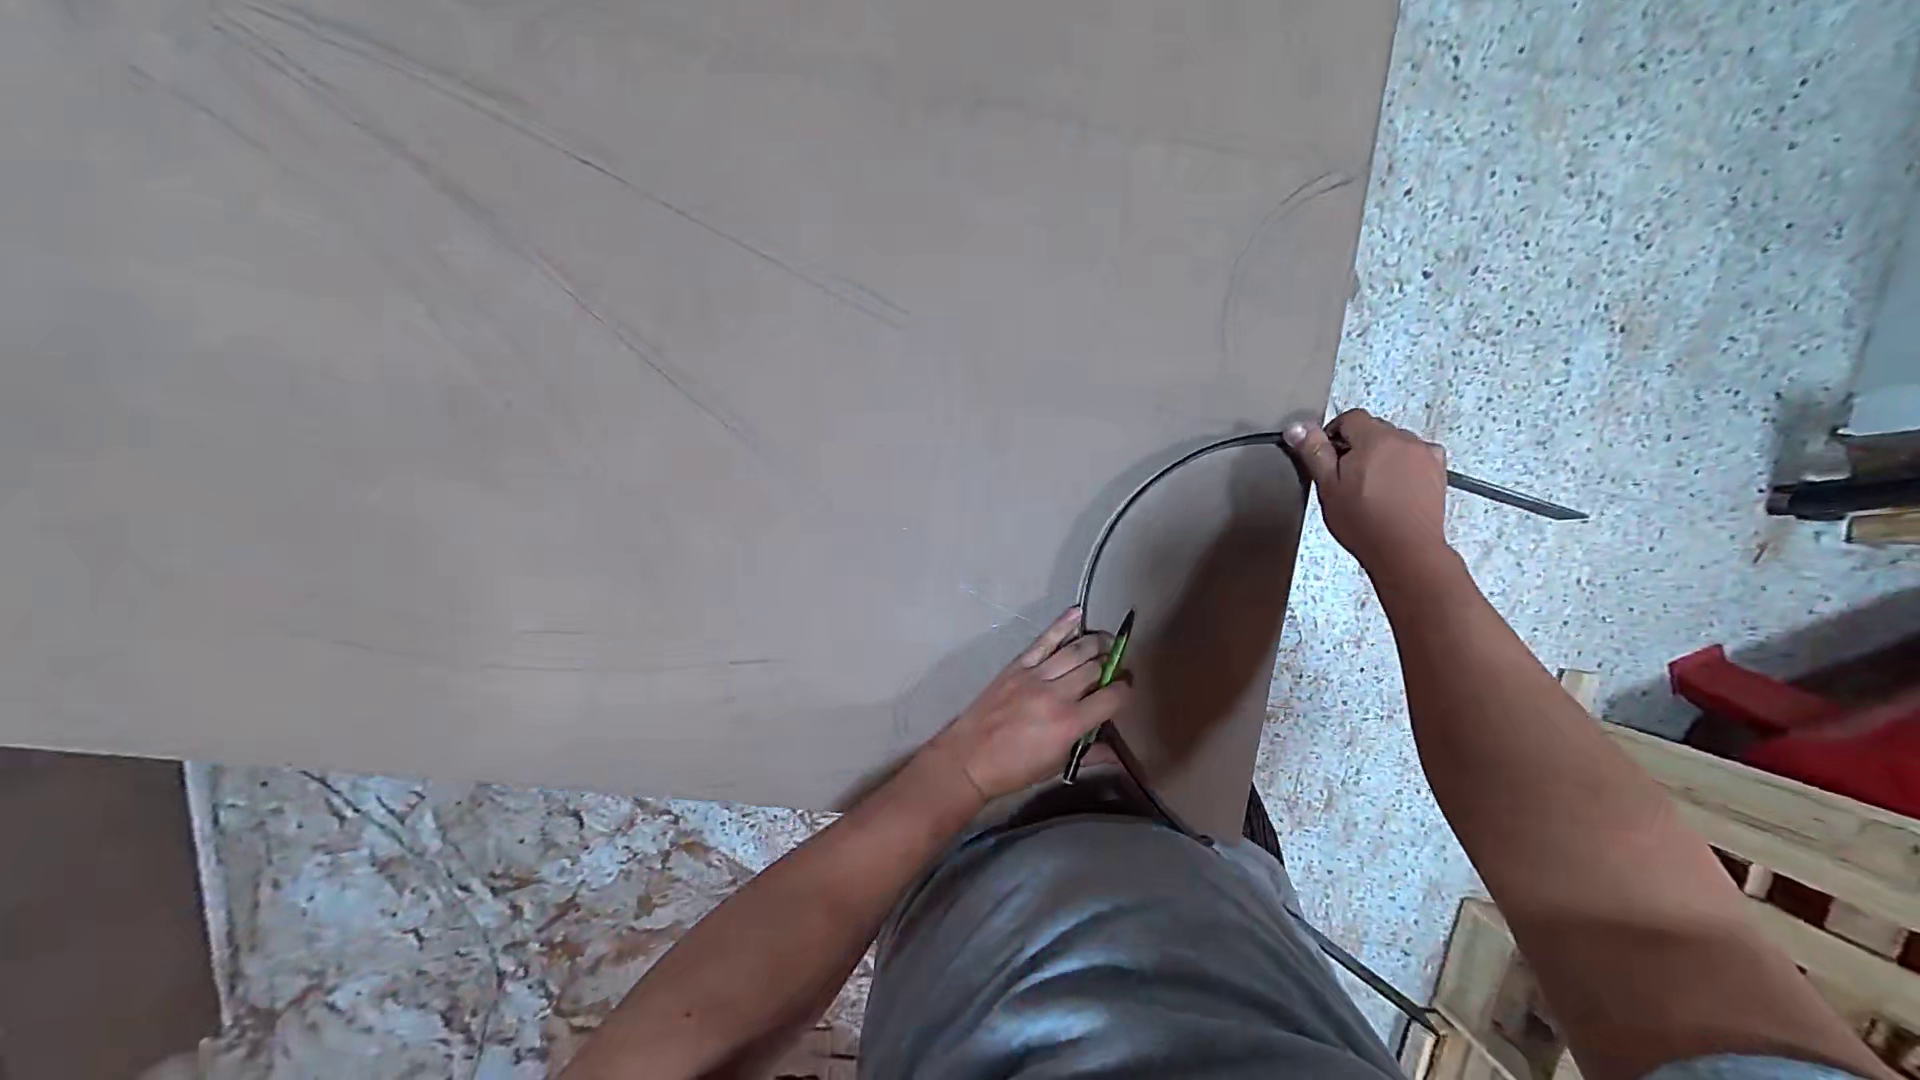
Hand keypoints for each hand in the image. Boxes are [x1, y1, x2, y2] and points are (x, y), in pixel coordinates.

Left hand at [922, 608, 1129, 802]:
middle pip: (1095, 667)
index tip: (1125, 687)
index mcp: (1070, 723)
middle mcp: (1056, 694)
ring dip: (1096, 642)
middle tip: (1117, 665)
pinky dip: (1062, 625)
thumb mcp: (1057, 765)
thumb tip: (1118, 754)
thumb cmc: (1015, 768)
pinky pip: (1044, 641)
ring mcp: (1035, 676)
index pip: (1112, 696)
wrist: (969, 758)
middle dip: (1112, 664)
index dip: (1125, 689)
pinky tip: (1077, 614)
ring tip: (1107, 642)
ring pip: (1075, 650)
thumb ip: (1091, 754)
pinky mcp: (1017, 667)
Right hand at [1284, 409, 1452, 576]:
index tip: (1327, 456)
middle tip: (1344, 478)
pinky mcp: (1437, 471)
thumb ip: (1313, 451)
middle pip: (1373, 429)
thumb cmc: (1365, 522)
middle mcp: (1404, 440)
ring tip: (1368, 488)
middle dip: (1356, 447)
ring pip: (1393, 443)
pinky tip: (1390, 490)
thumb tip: (1298, 428)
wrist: (1404, 549)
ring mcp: (1425, 455)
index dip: (1332, 435)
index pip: (1350, 418)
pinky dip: (1400, 467)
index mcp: (1375, 439)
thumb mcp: (1327, 486)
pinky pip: (1413, 457)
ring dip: (1379, 457)